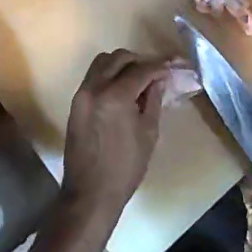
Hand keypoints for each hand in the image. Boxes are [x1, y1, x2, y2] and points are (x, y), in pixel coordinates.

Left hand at [60, 50, 170, 220]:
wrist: (90, 193)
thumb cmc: (125, 167)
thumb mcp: (148, 132)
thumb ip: (154, 100)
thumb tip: (159, 80)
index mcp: (115, 96)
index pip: (142, 69)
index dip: (160, 66)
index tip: (175, 66)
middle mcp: (94, 88)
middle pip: (119, 58)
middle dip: (141, 61)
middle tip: (158, 72)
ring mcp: (81, 94)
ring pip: (102, 63)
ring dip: (123, 64)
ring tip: (140, 79)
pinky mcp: (76, 103)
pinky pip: (93, 76)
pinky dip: (110, 75)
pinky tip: (124, 89)